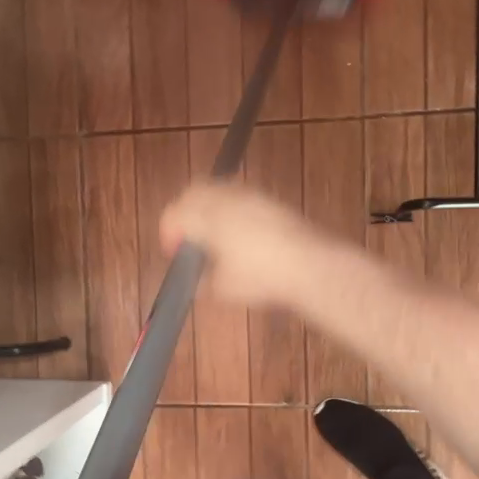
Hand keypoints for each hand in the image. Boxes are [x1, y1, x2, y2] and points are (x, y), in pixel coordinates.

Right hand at [159, 183, 333, 307]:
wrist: (309, 265)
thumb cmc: (261, 277)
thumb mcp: (222, 289)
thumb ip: (201, 281)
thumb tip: (195, 280)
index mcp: (206, 217)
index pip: (173, 214)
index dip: (168, 234)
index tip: (173, 253)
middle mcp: (224, 198)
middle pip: (192, 193)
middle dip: (184, 213)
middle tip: (188, 239)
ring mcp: (249, 194)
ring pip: (215, 189)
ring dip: (206, 208)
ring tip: (212, 236)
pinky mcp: (268, 199)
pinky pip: (237, 195)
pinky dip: (228, 208)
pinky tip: (237, 233)